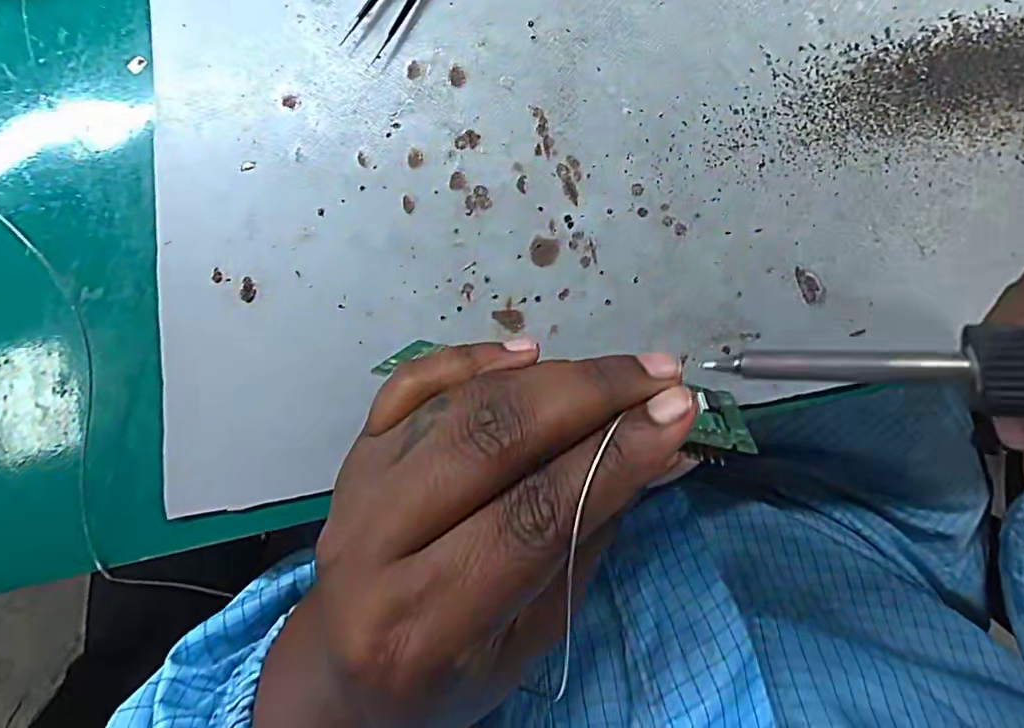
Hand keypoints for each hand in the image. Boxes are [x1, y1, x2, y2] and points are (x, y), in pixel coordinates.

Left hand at [255, 340, 697, 727]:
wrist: (346, 671)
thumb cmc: (454, 671)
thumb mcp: (532, 633)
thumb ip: (589, 533)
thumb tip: (659, 445)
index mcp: (424, 625)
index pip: (535, 517)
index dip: (614, 455)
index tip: (677, 410)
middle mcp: (376, 546)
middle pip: (493, 440)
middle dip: (589, 394)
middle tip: (657, 374)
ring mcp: (358, 487)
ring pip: (461, 403)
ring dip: (550, 374)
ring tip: (615, 369)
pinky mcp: (355, 448)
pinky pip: (412, 381)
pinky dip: (473, 356)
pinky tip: (529, 352)